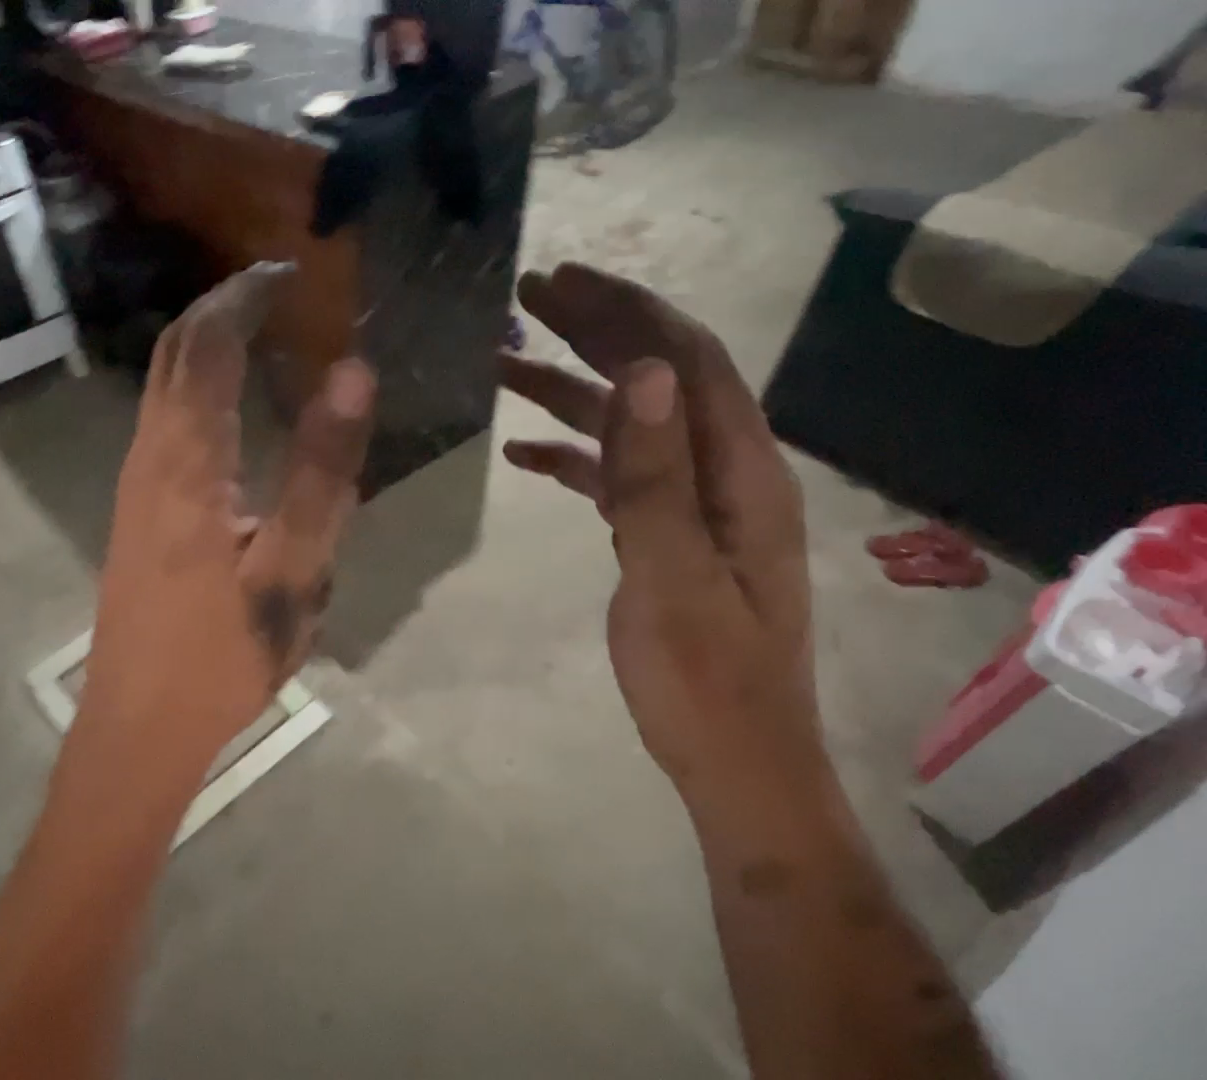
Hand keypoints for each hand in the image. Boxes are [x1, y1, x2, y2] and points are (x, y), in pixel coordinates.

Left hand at [79, 264, 374, 760]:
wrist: (140, 725)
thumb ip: (322, 470)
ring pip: (164, 388)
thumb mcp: (292, 570)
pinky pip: (165, 424)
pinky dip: (198, 389)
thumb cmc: (223, 655)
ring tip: (265, 335)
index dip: (245, 295)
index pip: (208, 344)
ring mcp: (136, 487)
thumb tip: (352, 371)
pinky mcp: (138, 514)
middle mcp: (149, 459)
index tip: (291, 269)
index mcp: (186, 463)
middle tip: (281, 289)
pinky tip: (236, 413)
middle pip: (175, 355)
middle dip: (222, 308)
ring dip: (206, 346)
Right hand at [499, 264, 823, 794]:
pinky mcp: (669, 539)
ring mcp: (698, 508)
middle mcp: (726, 475)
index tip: (560, 282)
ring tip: (505, 362)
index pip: (688, 362)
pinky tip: (523, 453)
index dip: (627, 312)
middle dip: (597, 331)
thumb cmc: (705, 682)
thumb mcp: (673, 580)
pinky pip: (620, 477)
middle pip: (661, 380)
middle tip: (526, 297)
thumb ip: (655, 477)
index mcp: (741, 475)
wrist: (736, 763)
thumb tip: (644, 371)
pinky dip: (575, 454)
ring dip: (574, 389)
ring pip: (634, 425)